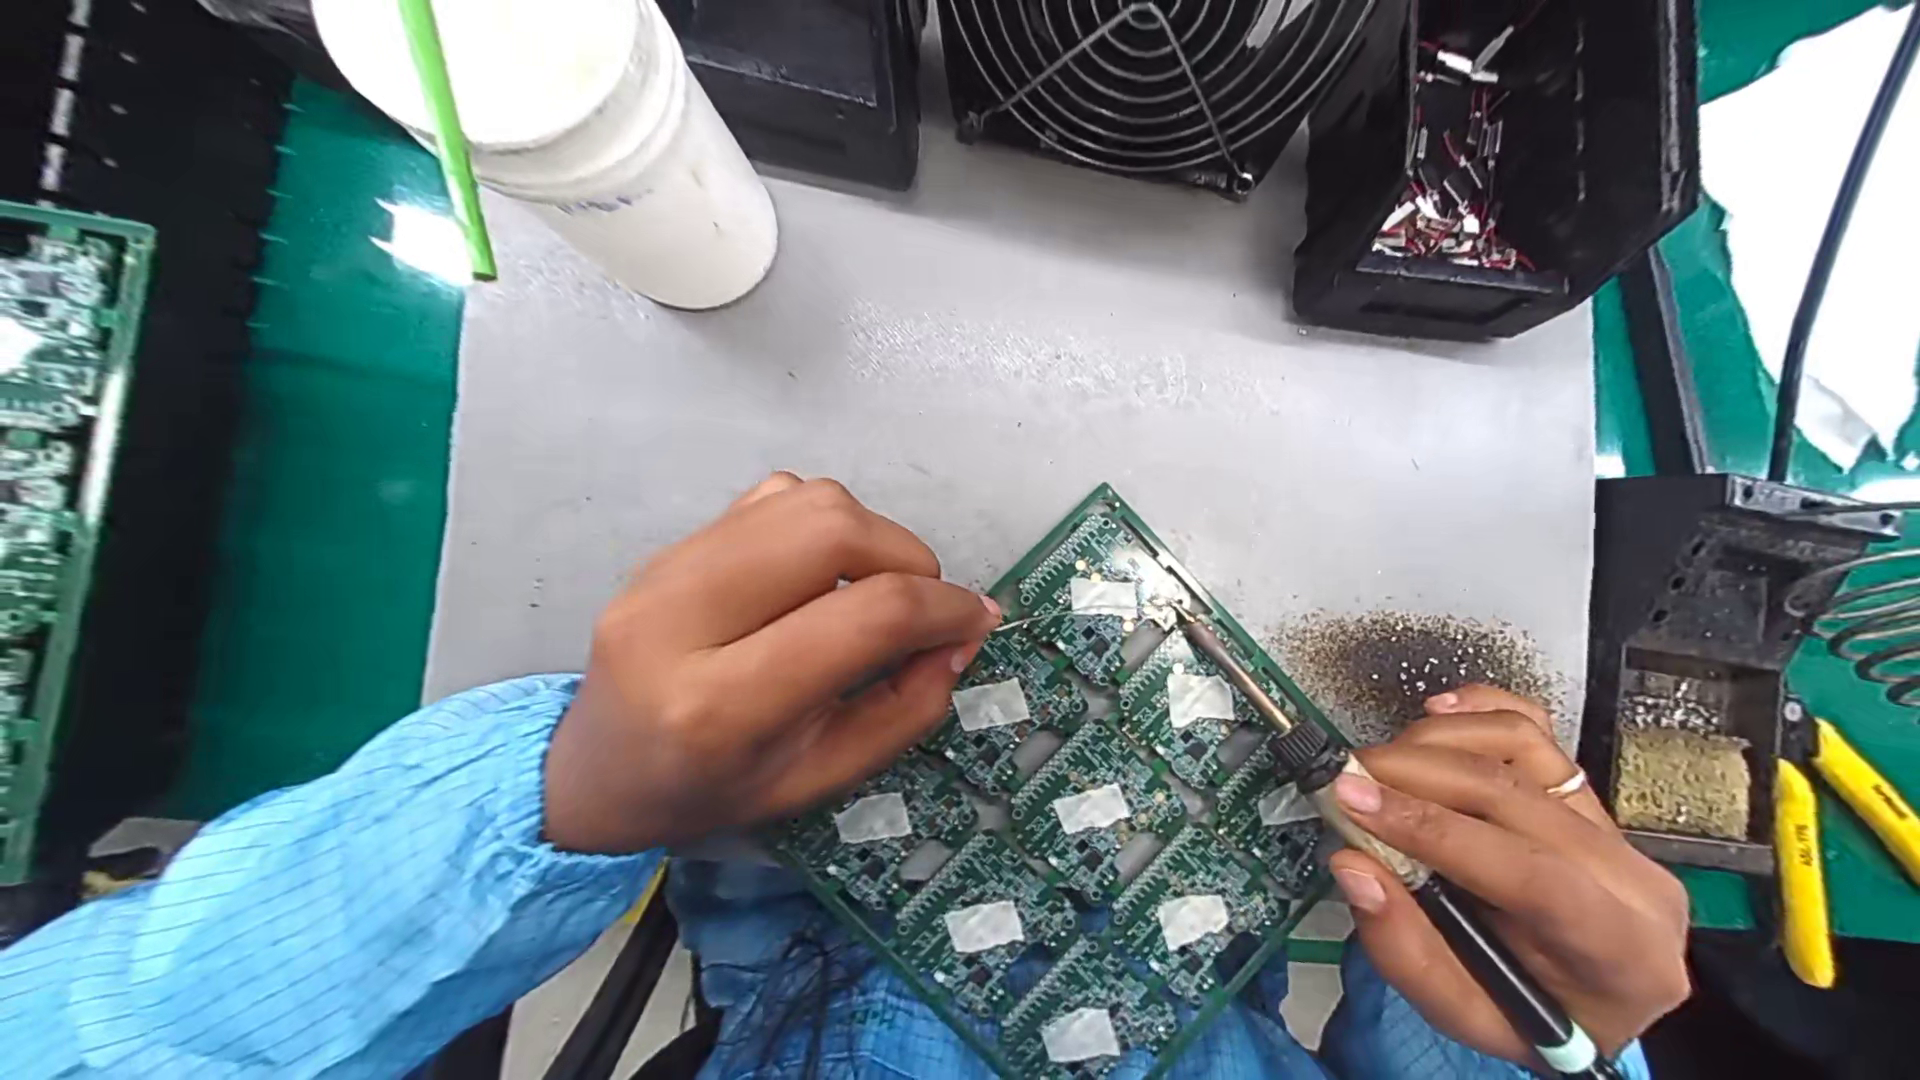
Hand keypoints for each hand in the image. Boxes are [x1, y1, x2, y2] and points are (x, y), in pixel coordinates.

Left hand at [543, 473, 999, 853]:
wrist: (593, 771)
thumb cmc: (709, 791)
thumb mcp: (821, 778)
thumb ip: (906, 708)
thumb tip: (960, 636)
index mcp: (722, 704)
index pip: (865, 615)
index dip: (942, 608)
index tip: (975, 620)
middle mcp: (683, 615)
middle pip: (834, 529)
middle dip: (908, 556)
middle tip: (921, 603)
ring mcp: (667, 566)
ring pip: (809, 500)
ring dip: (871, 535)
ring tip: (873, 588)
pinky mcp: (671, 543)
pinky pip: (775, 498)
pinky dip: (824, 523)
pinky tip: (820, 574)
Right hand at [1328, 685, 1690, 1067]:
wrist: (1569, 987)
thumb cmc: (1517, 1004)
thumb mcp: (1461, 1010)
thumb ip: (1403, 948)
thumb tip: (1351, 864)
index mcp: (1620, 951)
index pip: (1532, 876)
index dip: (1432, 828)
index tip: (1350, 798)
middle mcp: (1631, 877)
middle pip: (1511, 796)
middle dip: (1410, 775)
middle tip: (1342, 778)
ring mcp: (1609, 823)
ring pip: (1517, 745)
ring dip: (1430, 743)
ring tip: (1379, 768)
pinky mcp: (1578, 785)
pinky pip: (1528, 723)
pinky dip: (1475, 705)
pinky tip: (1432, 712)